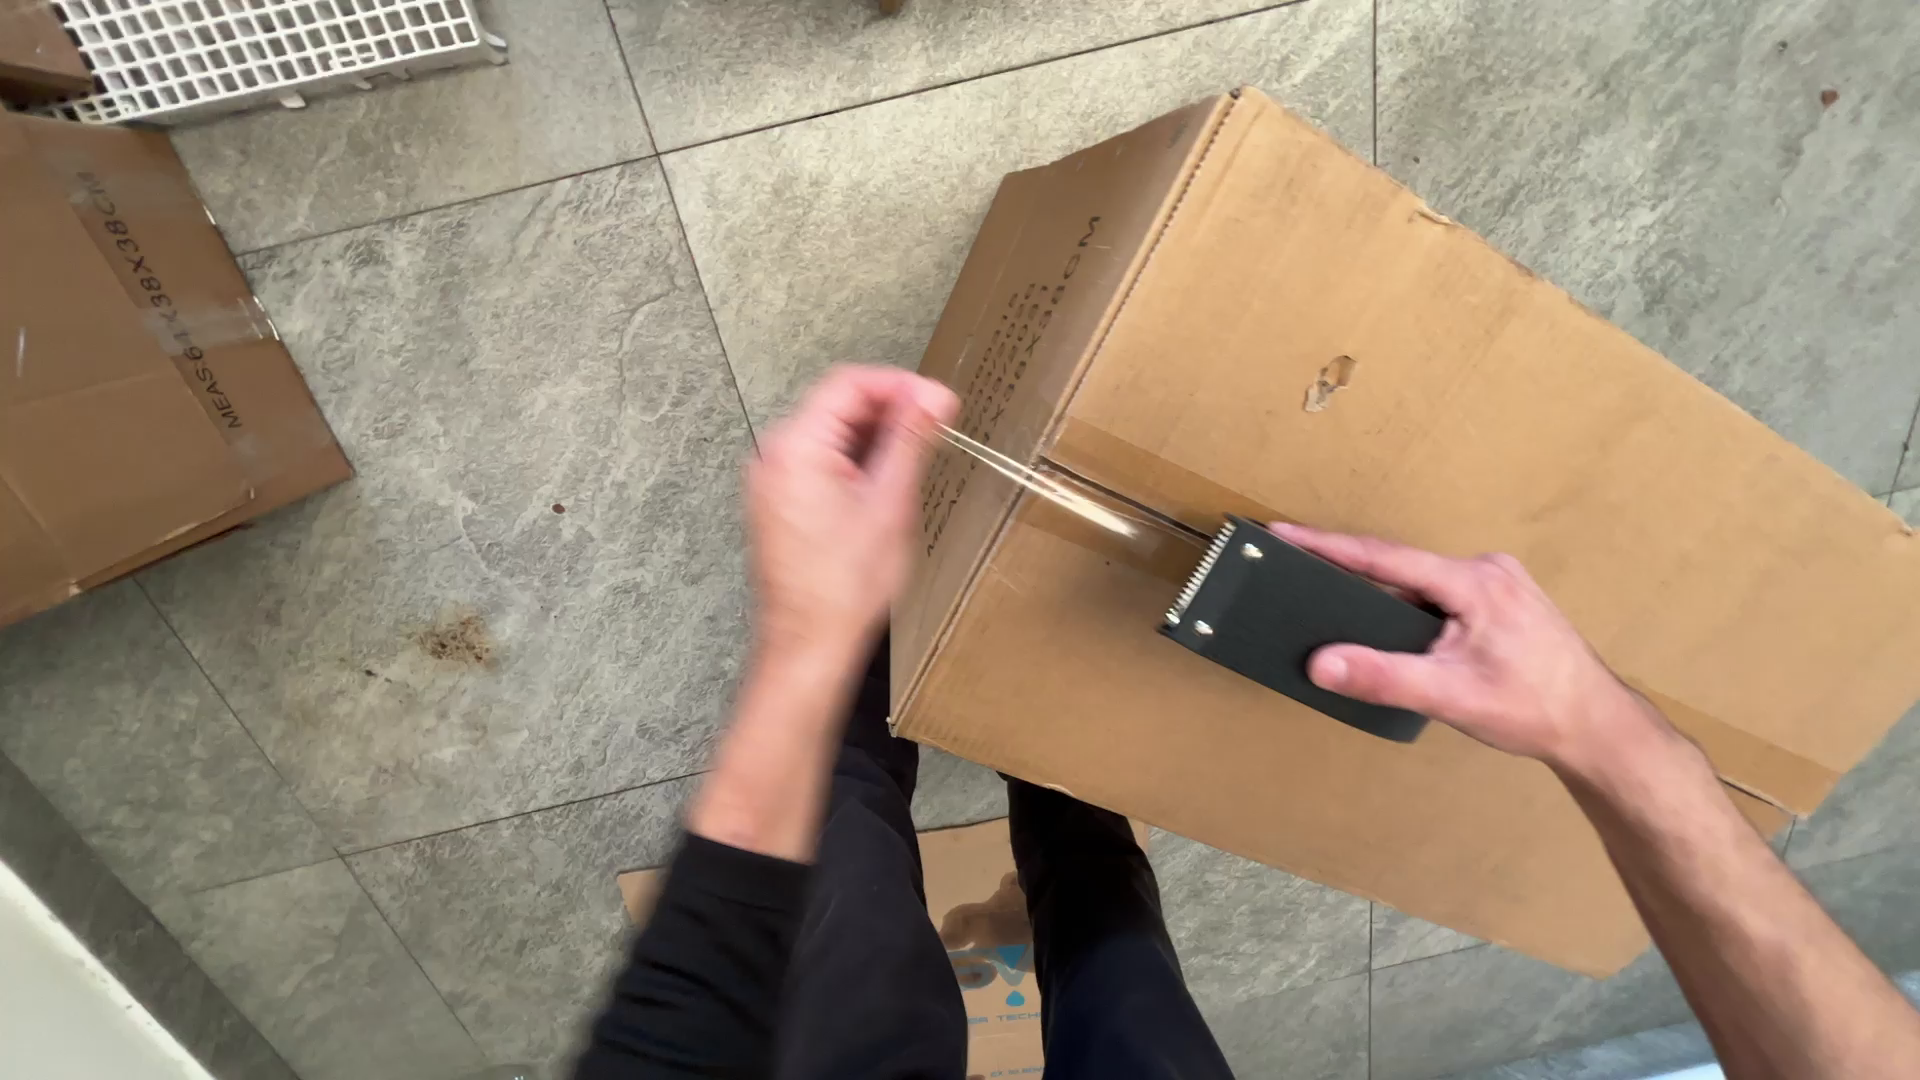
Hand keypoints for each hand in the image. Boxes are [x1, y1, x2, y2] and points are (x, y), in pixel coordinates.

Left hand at [745, 365, 958, 665]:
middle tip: (938, 425)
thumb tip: (932, 397)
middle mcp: (774, 456)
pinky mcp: (779, 502)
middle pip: (838, 406)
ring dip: (876, 436)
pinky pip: (820, 462)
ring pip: (831, 435)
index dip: (900, 385)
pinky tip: (886, 480)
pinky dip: (856, 461)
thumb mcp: (890, 503)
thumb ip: (910, 441)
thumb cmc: (846, 587)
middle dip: (891, 410)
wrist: (809, 645)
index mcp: (796, 448)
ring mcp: (772, 480)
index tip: (940, 402)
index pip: (850, 384)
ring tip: (919, 455)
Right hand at [1268, 522, 1673, 771]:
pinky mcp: (1495, 599)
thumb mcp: (1452, 696)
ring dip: (1372, 585)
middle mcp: (1485, 570)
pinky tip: (1380, 618)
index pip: (1385, 557)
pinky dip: (1399, 601)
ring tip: (1326, 592)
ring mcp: (1493, 582)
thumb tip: (1318, 663)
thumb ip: (1383, 677)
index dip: (1328, 545)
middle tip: (1292, 563)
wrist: (1601, 731)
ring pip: (1413, 578)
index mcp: (1475, 582)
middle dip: (1343, 563)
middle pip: (1396, 563)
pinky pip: (1430, 590)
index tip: (1281, 532)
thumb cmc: (1534, 711)